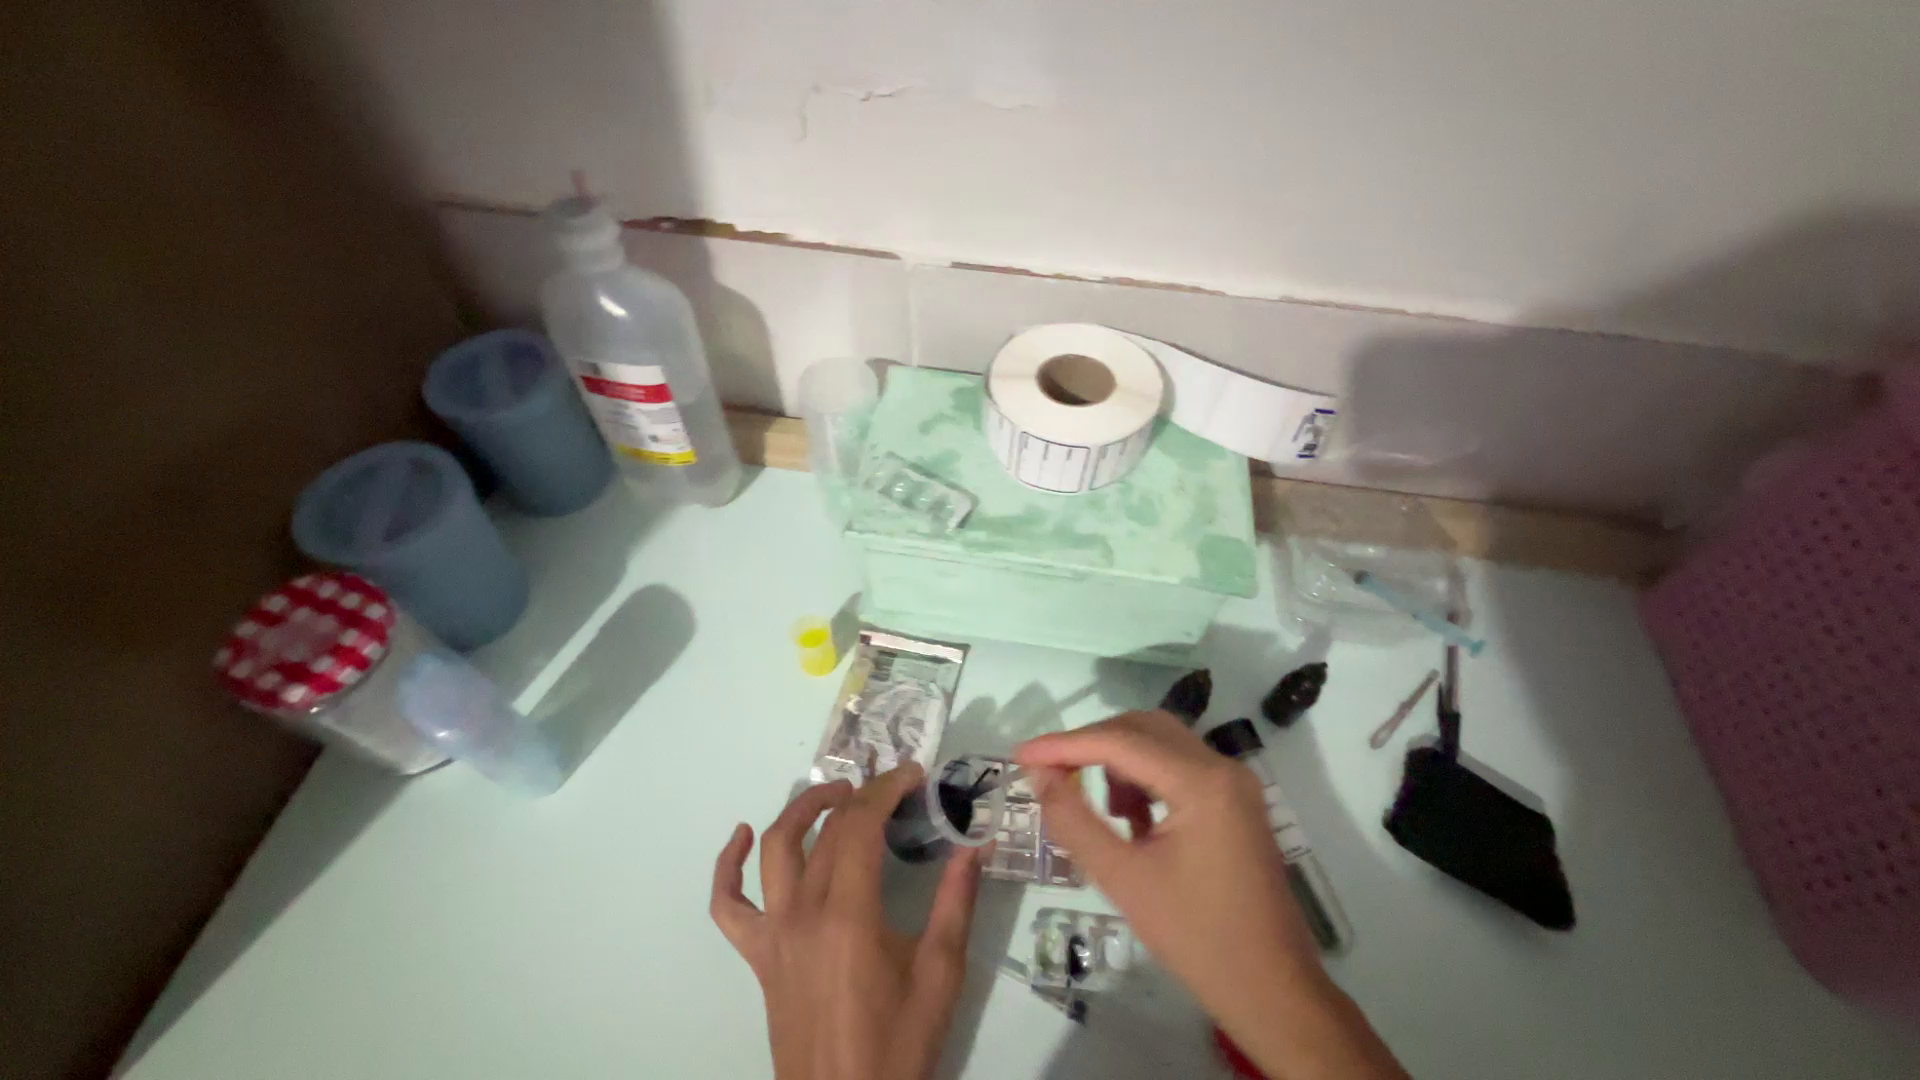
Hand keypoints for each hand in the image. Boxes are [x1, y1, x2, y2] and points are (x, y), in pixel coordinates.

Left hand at [710, 764, 982, 1079]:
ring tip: (834, 794)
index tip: (912, 773)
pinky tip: (742, 837)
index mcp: (849, 915)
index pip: (860, 827)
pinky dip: (727, 866)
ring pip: (774, 851)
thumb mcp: (941, 974)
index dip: (885, 789)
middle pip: (825, 833)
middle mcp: (803, 914)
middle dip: (860, 796)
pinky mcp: (758, 957)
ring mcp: (774, 934)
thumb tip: (974, 845)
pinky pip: (728, 906)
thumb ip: (956, 903)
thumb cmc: (898, 1042)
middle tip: (892, 786)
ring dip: (800, 810)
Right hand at [1016, 711, 1406, 1079]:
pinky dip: (1146, 779)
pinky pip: (1180, 767)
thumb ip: (1073, 819)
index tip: (1019, 757)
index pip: (1119, 741)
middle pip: (1142, 728)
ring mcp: (1235, 783)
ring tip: (1102, 811)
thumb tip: (1038, 775)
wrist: (1272, 988)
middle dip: (1091, 745)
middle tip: (1052, 774)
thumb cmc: (1195, 937)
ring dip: (1119, 761)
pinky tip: (1132, 822)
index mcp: (1201, 782)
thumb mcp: (1122, 878)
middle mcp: (1222, 768)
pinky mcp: (1236, 802)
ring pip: (1161, 743)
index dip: (1063, 745)